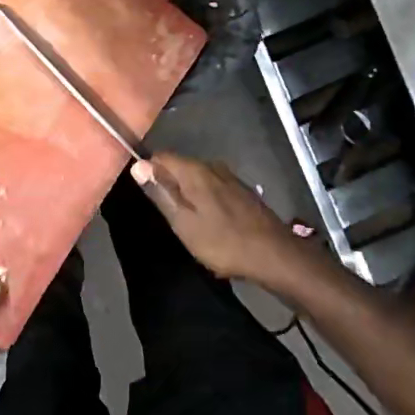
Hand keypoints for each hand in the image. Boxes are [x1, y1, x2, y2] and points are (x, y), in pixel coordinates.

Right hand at [133, 152, 314, 287]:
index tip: (148, 196)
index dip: (148, 172)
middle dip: (169, 183)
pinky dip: (205, 199)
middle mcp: (212, 167)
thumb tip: (137, 164)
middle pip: (180, 166)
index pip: (160, 156)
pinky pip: (214, 187)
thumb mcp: (183, 222)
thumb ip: (160, 192)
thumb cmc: (224, 242)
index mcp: (194, 170)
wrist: (278, 257)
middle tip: (166, 213)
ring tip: (186, 219)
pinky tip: (209, 221)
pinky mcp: (243, 193)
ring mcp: (231, 179)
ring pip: (198, 177)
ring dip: (188, 193)